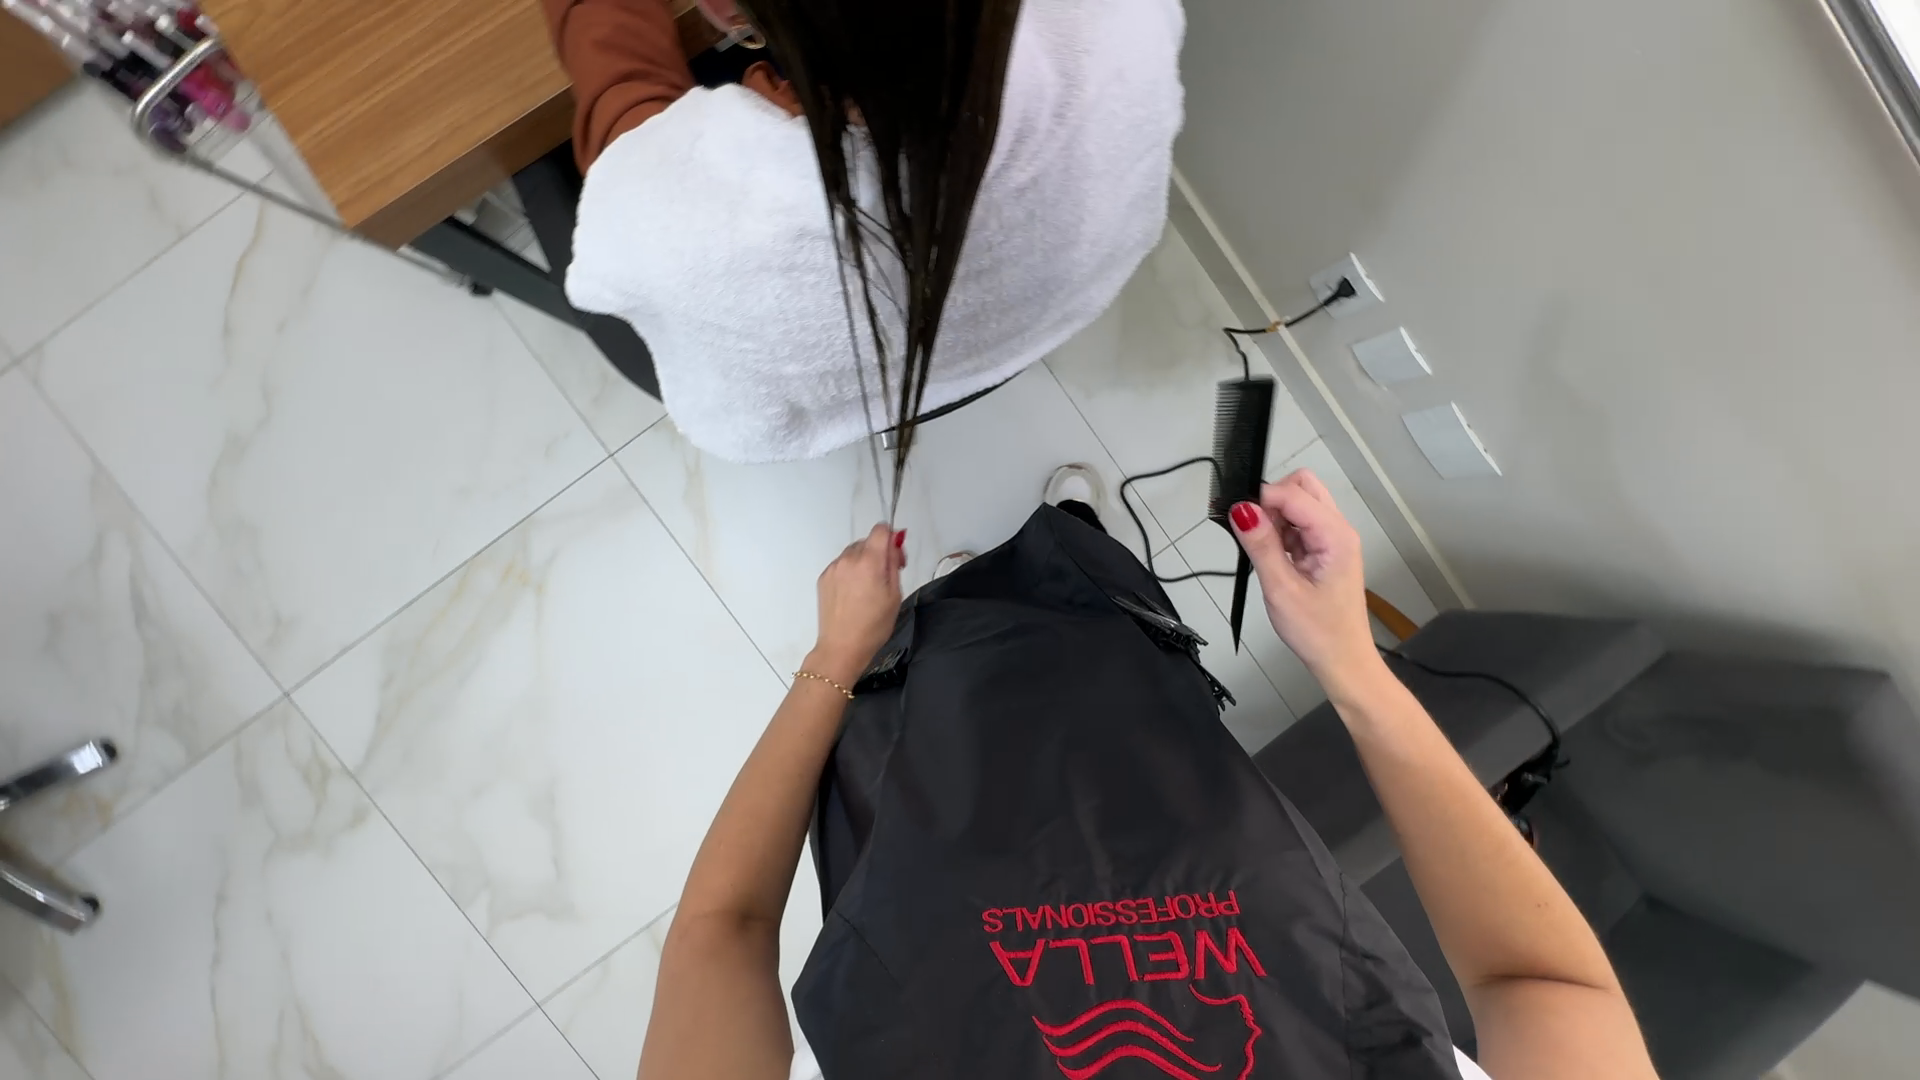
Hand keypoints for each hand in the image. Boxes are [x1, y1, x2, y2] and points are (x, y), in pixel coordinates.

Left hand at [808, 524, 905, 684]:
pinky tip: (854, 593)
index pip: (881, 530)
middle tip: (885, 576)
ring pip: (854, 553)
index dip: (891, 538)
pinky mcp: (824, 578)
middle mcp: (848, 559)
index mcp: (869, 562)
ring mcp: (834, 568)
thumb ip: (894, 563)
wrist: (842, 646)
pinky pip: (841, 565)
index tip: (895, 554)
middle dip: (879, 553)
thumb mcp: (895, 594)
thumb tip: (894, 544)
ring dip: (863, 562)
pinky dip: (850, 572)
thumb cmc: (872, 626)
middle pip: (867, 541)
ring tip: (868, 588)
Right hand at [1228, 470, 1382, 700]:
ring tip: (1263, 550)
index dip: (1261, 500)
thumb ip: (1261, 545)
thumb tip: (1240, 509)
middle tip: (1254, 533)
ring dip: (1275, 516)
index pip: (1293, 493)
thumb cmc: (1316, 631)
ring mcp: (1332, 538)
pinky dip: (1280, 530)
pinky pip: (1298, 523)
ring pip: (1299, 503)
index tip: (1236, 521)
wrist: (1341, 660)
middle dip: (1271, 500)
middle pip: (1302, 486)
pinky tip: (1272, 556)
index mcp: (1335, 535)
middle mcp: (1338, 529)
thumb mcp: (1281, 588)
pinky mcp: (1323, 549)